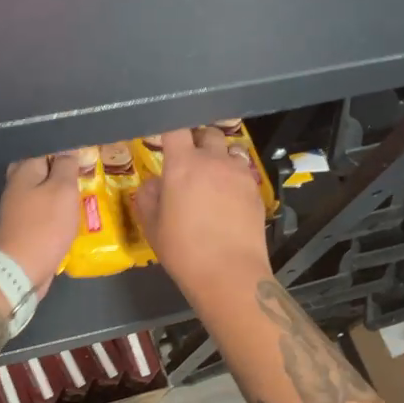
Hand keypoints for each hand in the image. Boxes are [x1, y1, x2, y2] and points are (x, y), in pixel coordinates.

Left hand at [0, 151, 80, 297]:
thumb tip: (68, 152)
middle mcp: (17, 185)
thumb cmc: (45, 225)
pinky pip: (43, 212)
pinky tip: (72, 217)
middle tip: (85, 177)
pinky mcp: (24, 228)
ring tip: (84, 195)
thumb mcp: (62, 189)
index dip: (67, 152)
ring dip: (61, 194)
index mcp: (24, 170)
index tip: (87, 158)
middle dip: (62, 173)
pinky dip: (57, 213)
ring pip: (43, 192)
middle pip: (42, 172)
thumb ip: (66, 166)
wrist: (21, 268)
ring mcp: (18, 208)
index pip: (47, 150)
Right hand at [131, 127, 272, 301]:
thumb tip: (154, 182)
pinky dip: (233, 177)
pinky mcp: (255, 190)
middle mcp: (214, 161)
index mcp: (183, 165)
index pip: (176, 129)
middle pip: (208, 133)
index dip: (169, 130)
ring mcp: (239, 174)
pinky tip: (228, 199)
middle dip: (197, 141)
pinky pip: (243, 172)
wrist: (229, 273)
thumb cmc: (183, 250)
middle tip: (189, 161)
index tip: (164, 141)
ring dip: (219, 157)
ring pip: (229, 150)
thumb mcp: (152, 226)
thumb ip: (148, 196)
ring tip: (212, 178)